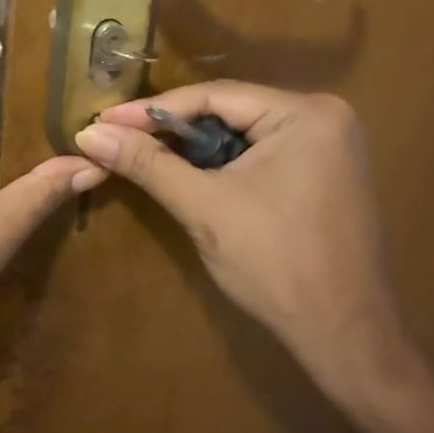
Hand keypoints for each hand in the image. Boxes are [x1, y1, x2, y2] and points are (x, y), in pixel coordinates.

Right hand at [73, 82, 404, 384]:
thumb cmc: (276, 265)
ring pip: (243, 133)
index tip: (104, 120)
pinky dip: (225, 163)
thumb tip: (89, 134)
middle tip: (119, 136)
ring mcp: (332, 146)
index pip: (214, 96)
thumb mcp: (204, 207)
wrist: (345, 336)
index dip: (153, 110)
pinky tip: (192, 175)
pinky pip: (263, 153)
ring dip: (196, 147)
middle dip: (173, 128)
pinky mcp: (326, 173)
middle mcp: (326, 117)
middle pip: (230, 111)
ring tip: (144, 154)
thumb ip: (147, 164)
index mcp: (306, 114)